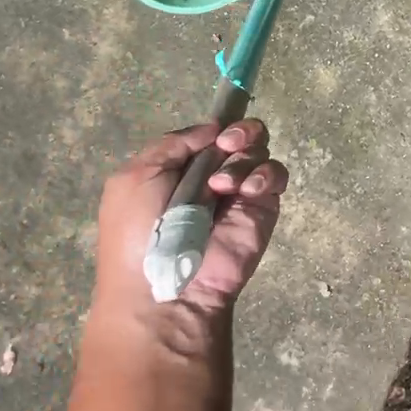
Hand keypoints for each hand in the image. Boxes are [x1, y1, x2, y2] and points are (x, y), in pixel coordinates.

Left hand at [93, 120, 289, 323]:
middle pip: (241, 135)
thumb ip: (171, 144)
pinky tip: (247, 192)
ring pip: (259, 151)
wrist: (168, 282)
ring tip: (223, 186)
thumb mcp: (134, 179)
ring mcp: (240, 190)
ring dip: (243, 161)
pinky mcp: (265, 204)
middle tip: (228, 147)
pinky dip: (265, 175)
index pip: (208, 133)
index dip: (215, 128)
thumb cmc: (138, 233)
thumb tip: (214, 128)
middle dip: (239, 134)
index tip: (214, 136)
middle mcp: (211, 175)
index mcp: (178, 168)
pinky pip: (276, 173)